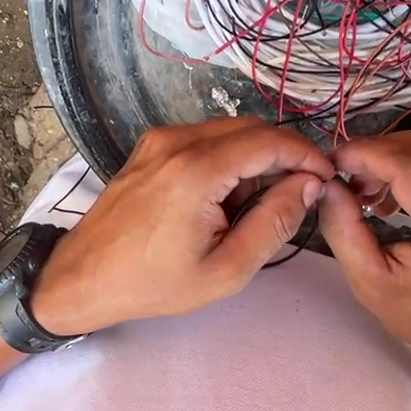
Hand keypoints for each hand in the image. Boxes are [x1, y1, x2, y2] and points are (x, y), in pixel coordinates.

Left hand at [31, 118, 334, 335]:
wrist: (83, 277)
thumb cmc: (154, 283)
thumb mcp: (226, 268)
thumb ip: (274, 222)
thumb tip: (309, 184)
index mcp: (196, 169)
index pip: (268, 140)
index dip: (306, 154)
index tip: (327, 177)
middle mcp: (176, 141)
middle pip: (249, 128)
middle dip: (282, 155)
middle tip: (298, 194)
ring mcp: (159, 139)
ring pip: (226, 130)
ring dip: (253, 157)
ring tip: (255, 205)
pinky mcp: (149, 146)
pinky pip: (202, 138)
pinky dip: (225, 157)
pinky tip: (224, 197)